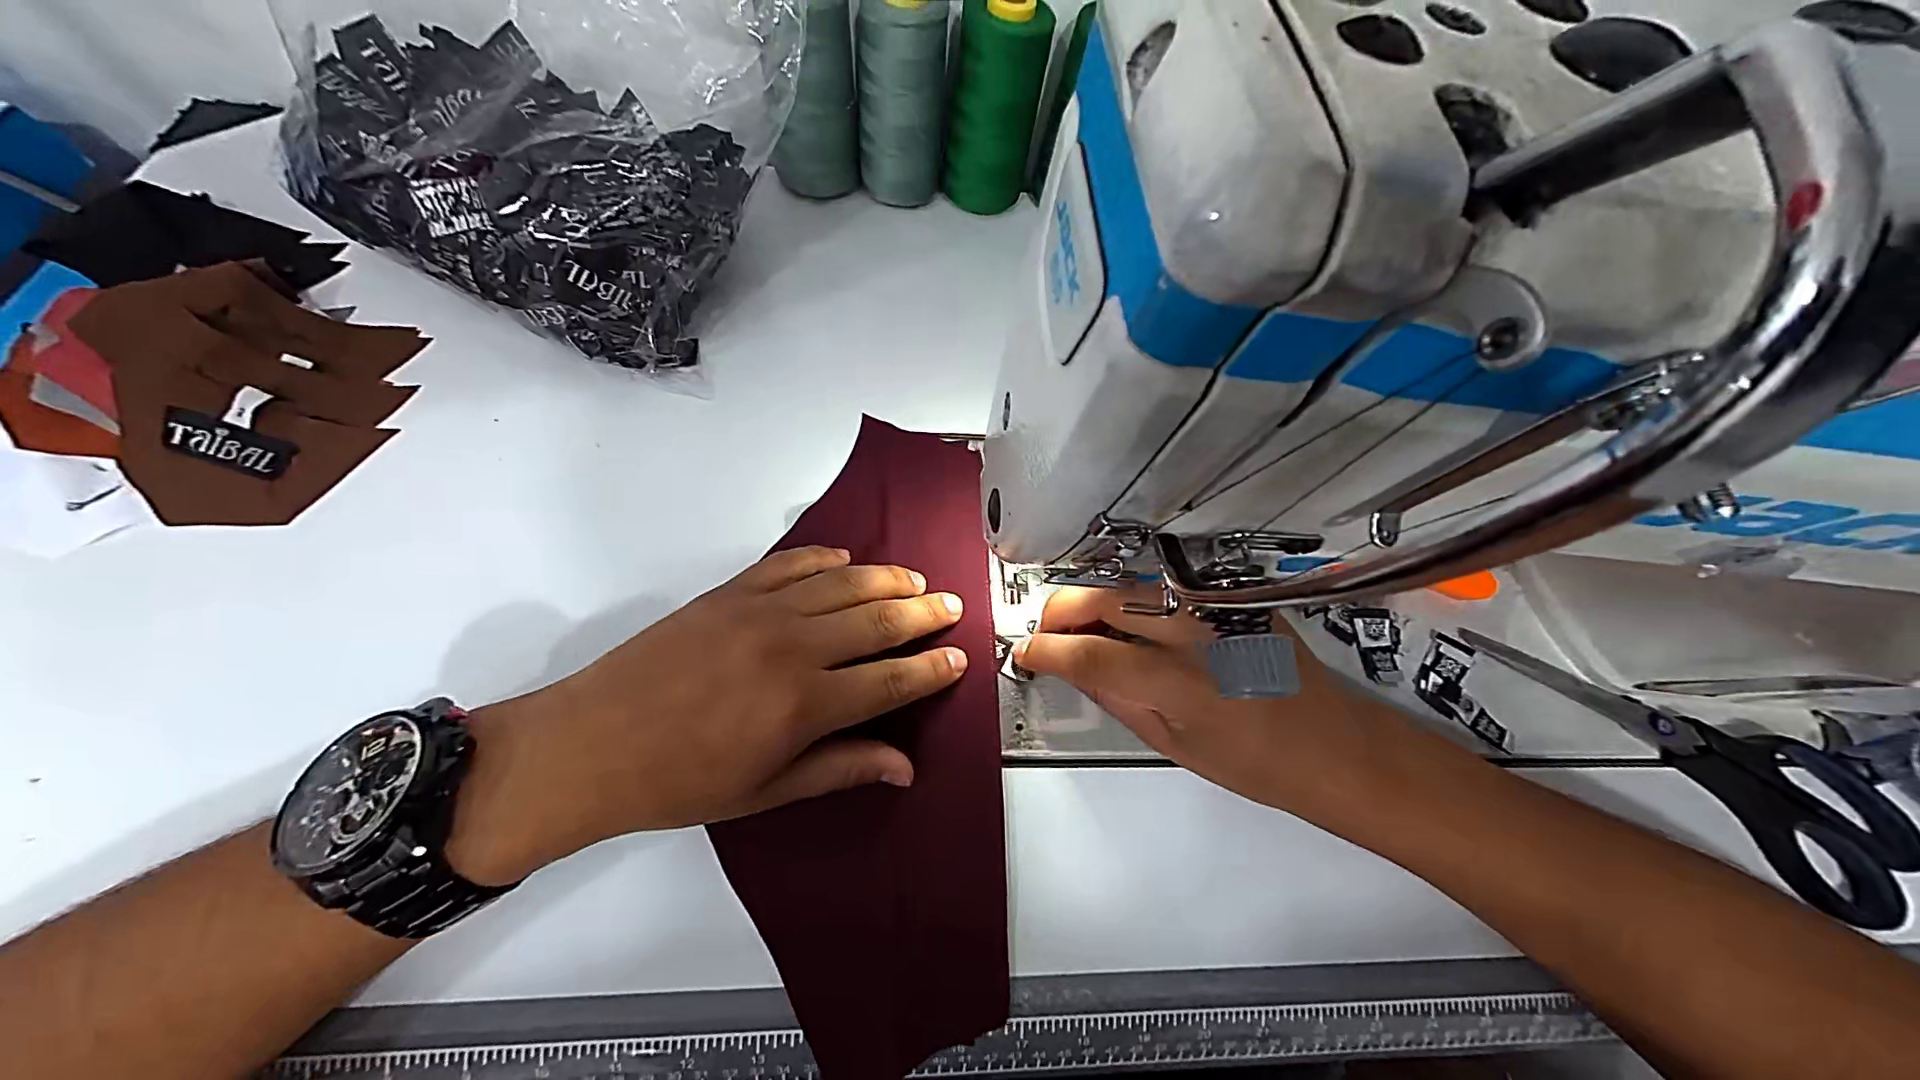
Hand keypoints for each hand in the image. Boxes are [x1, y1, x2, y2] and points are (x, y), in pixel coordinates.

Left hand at [447, 547, 968, 882]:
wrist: (589, 745)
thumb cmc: (678, 780)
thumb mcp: (766, 791)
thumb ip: (840, 768)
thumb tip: (902, 767)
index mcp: (804, 705)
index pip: (890, 680)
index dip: (931, 668)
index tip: (957, 658)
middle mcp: (792, 648)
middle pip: (878, 620)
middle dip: (923, 613)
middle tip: (951, 605)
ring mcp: (759, 612)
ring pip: (844, 584)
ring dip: (886, 579)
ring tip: (915, 580)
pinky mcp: (729, 591)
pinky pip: (790, 564)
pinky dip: (824, 559)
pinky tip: (846, 561)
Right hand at [1015, 585, 1443, 823]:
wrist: (1332, 743)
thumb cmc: (1257, 762)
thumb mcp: (1172, 743)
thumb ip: (1116, 698)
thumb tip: (1072, 668)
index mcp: (1179, 680)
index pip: (1087, 650)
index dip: (1045, 651)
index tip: (1025, 654)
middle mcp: (1195, 628)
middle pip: (1099, 597)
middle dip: (1058, 614)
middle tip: (1048, 640)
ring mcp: (1214, 605)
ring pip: (1124, 584)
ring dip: (1091, 605)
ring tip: (1085, 637)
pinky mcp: (1227, 596)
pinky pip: (1158, 589)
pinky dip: (1129, 604)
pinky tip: (1129, 631)